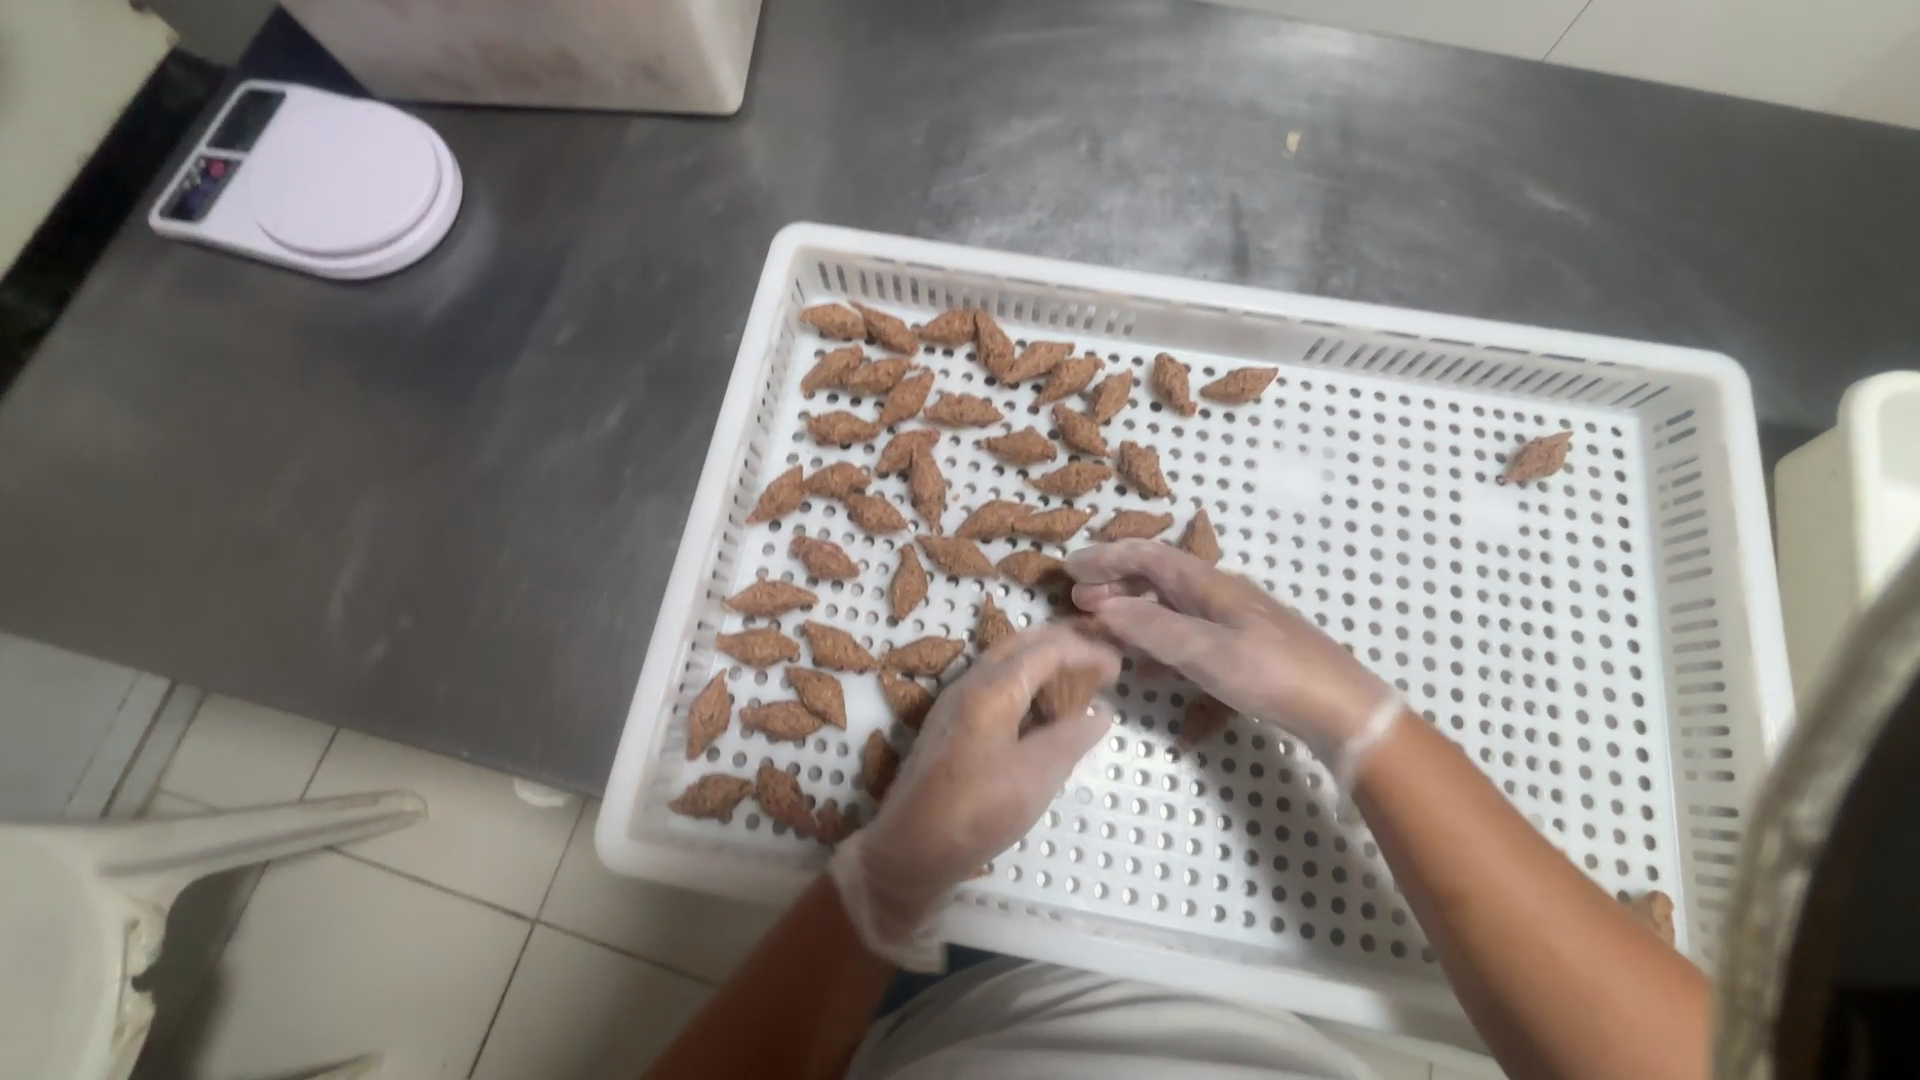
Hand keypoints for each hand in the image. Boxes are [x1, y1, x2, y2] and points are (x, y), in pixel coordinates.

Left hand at [827, 624, 1120, 969]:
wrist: (906, 852)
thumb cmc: (974, 813)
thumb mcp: (1034, 778)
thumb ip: (1070, 739)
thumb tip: (1101, 713)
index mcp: (990, 689)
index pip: (1047, 650)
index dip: (1086, 652)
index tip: (1119, 668)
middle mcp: (969, 684)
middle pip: (1022, 645)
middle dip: (1063, 645)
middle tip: (1100, 660)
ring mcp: (956, 704)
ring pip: (1006, 663)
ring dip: (1044, 664)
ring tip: (1079, 683)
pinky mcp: (952, 726)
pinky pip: (996, 686)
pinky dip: (1027, 686)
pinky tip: (1044, 712)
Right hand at [1066, 540, 1397, 771]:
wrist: (1343, 711)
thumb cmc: (1273, 675)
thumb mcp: (1205, 652)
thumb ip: (1151, 627)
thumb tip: (1102, 605)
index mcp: (1210, 585)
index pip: (1148, 556)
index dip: (1107, 557)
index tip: (1069, 569)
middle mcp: (1219, 595)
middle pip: (1158, 578)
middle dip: (1115, 585)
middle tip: (1079, 603)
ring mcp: (1233, 622)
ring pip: (1171, 608)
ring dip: (1133, 615)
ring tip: (1103, 635)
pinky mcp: (1243, 651)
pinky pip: (1187, 637)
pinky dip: (1158, 644)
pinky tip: (1147, 669)